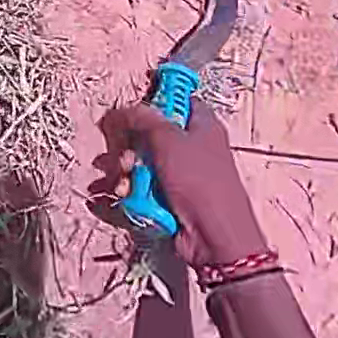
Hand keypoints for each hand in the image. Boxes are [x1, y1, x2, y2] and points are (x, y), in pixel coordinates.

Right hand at [109, 104, 268, 268]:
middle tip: (125, 153)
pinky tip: (124, 192)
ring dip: (128, 168)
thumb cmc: (198, 182)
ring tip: (124, 177)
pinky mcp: (170, 195)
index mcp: (202, 125)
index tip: (133, 108)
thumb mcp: (168, 141)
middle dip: (131, 143)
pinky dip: (132, 187)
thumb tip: (123, 109)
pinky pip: (143, 182)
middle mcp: (192, 146)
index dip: (156, 100)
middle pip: (151, 132)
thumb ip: (144, 118)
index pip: (178, 100)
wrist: (214, 237)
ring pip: (142, 159)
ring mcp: (180, 172)